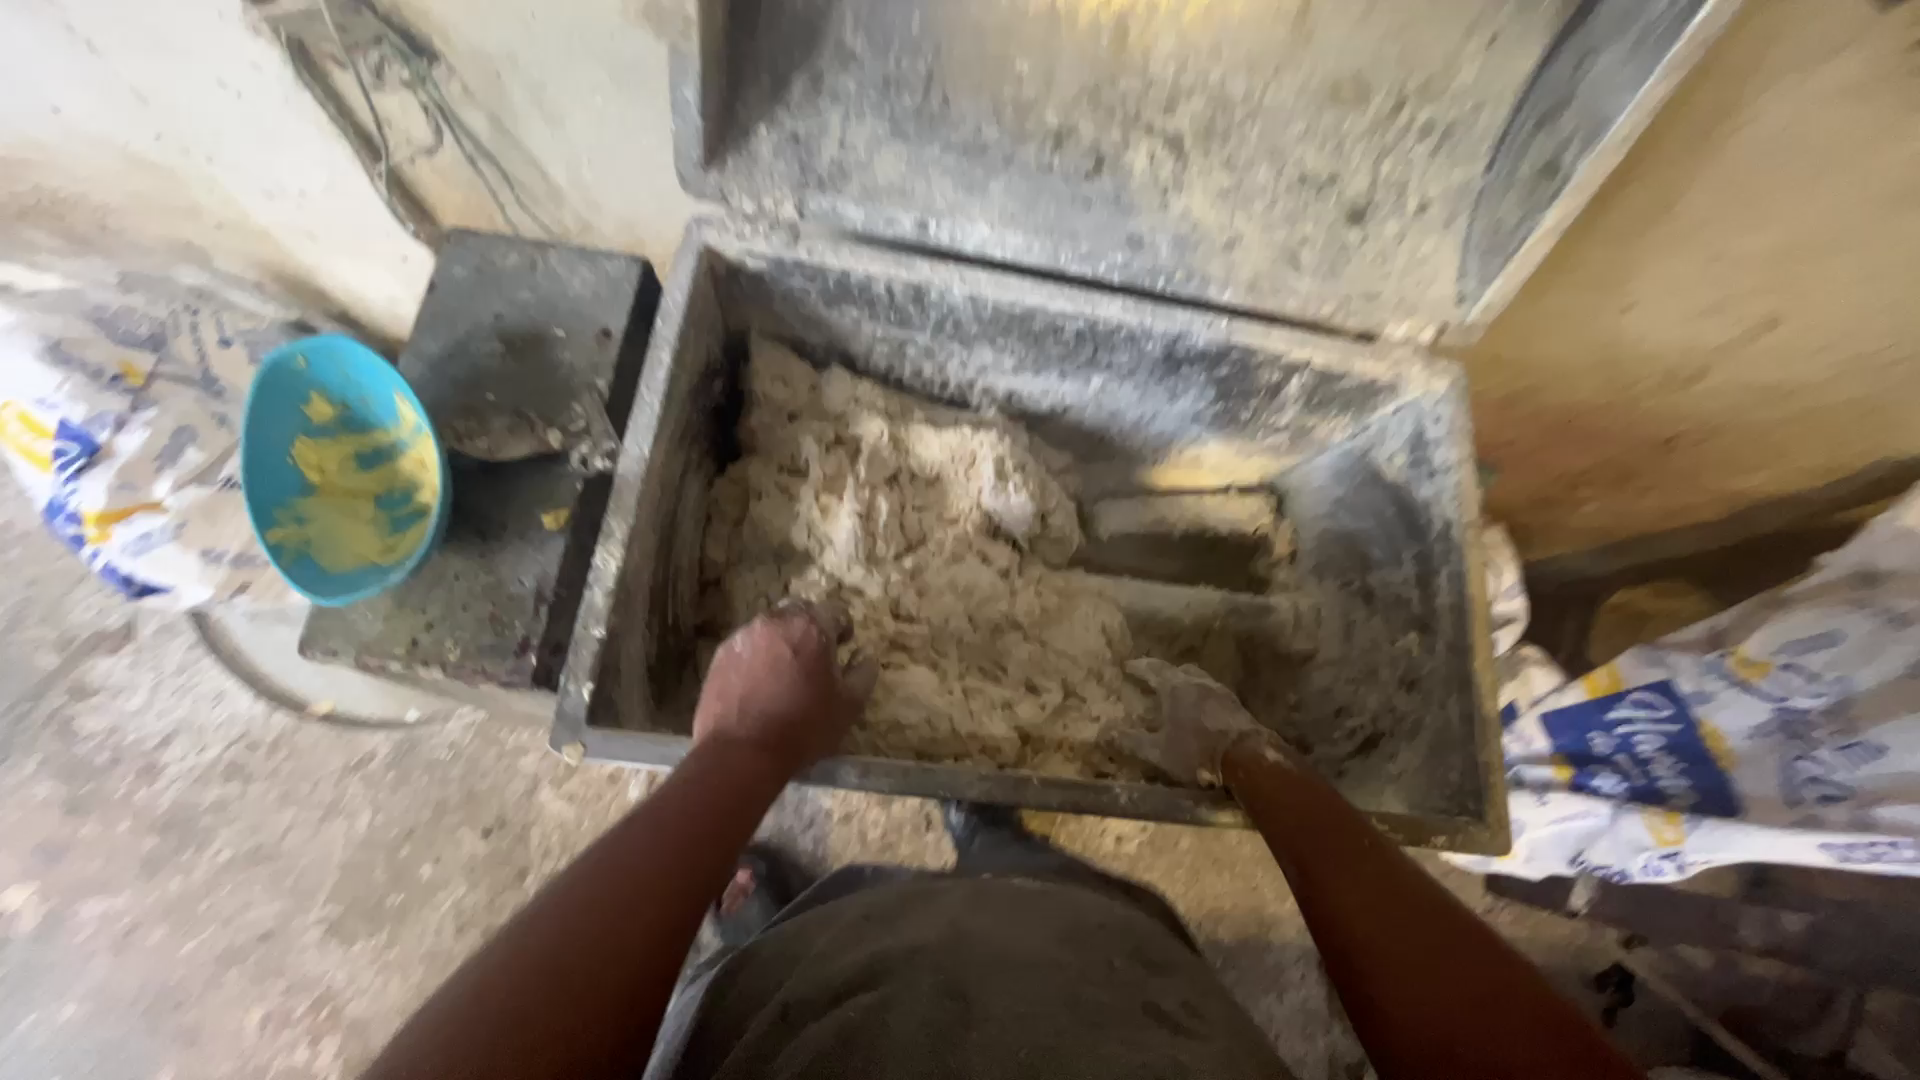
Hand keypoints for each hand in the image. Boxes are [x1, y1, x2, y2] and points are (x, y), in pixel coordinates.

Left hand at [693, 599, 877, 774]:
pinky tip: (759, 683)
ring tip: (784, 672)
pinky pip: (748, 644)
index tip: (842, 648)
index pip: (835, 610)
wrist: (740, 752)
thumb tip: (865, 655)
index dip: (843, 628)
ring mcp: (745, 635)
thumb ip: (863, 673)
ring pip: (771, 626)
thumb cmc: (803, 728)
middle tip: (815, 656)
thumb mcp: (849, 706)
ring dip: (783, 640)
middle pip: (800, 611)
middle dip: (811, 627)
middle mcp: (776, 620)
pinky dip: (758, 655)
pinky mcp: (721, 654)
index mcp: (812, 626)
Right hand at [1119, 658, 1273, 785]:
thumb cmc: (1197, 752)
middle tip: (1154, 681)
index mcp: (1176, 688)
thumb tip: (1103, 732)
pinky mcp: (1237, 707)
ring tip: (1178, 698)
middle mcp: (1199, 683)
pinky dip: (1202, 698)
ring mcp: (1221, 693)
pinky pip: (1214, 694)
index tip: (1128, 666)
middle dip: (1165, 674)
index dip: (1139, 667)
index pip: (1154, 668)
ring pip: (1199, 680)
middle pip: (1179, 670)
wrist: (1248, 761)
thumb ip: (1131, 741)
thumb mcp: (1158, 751)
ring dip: (1186, 685)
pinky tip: (1201, 714)